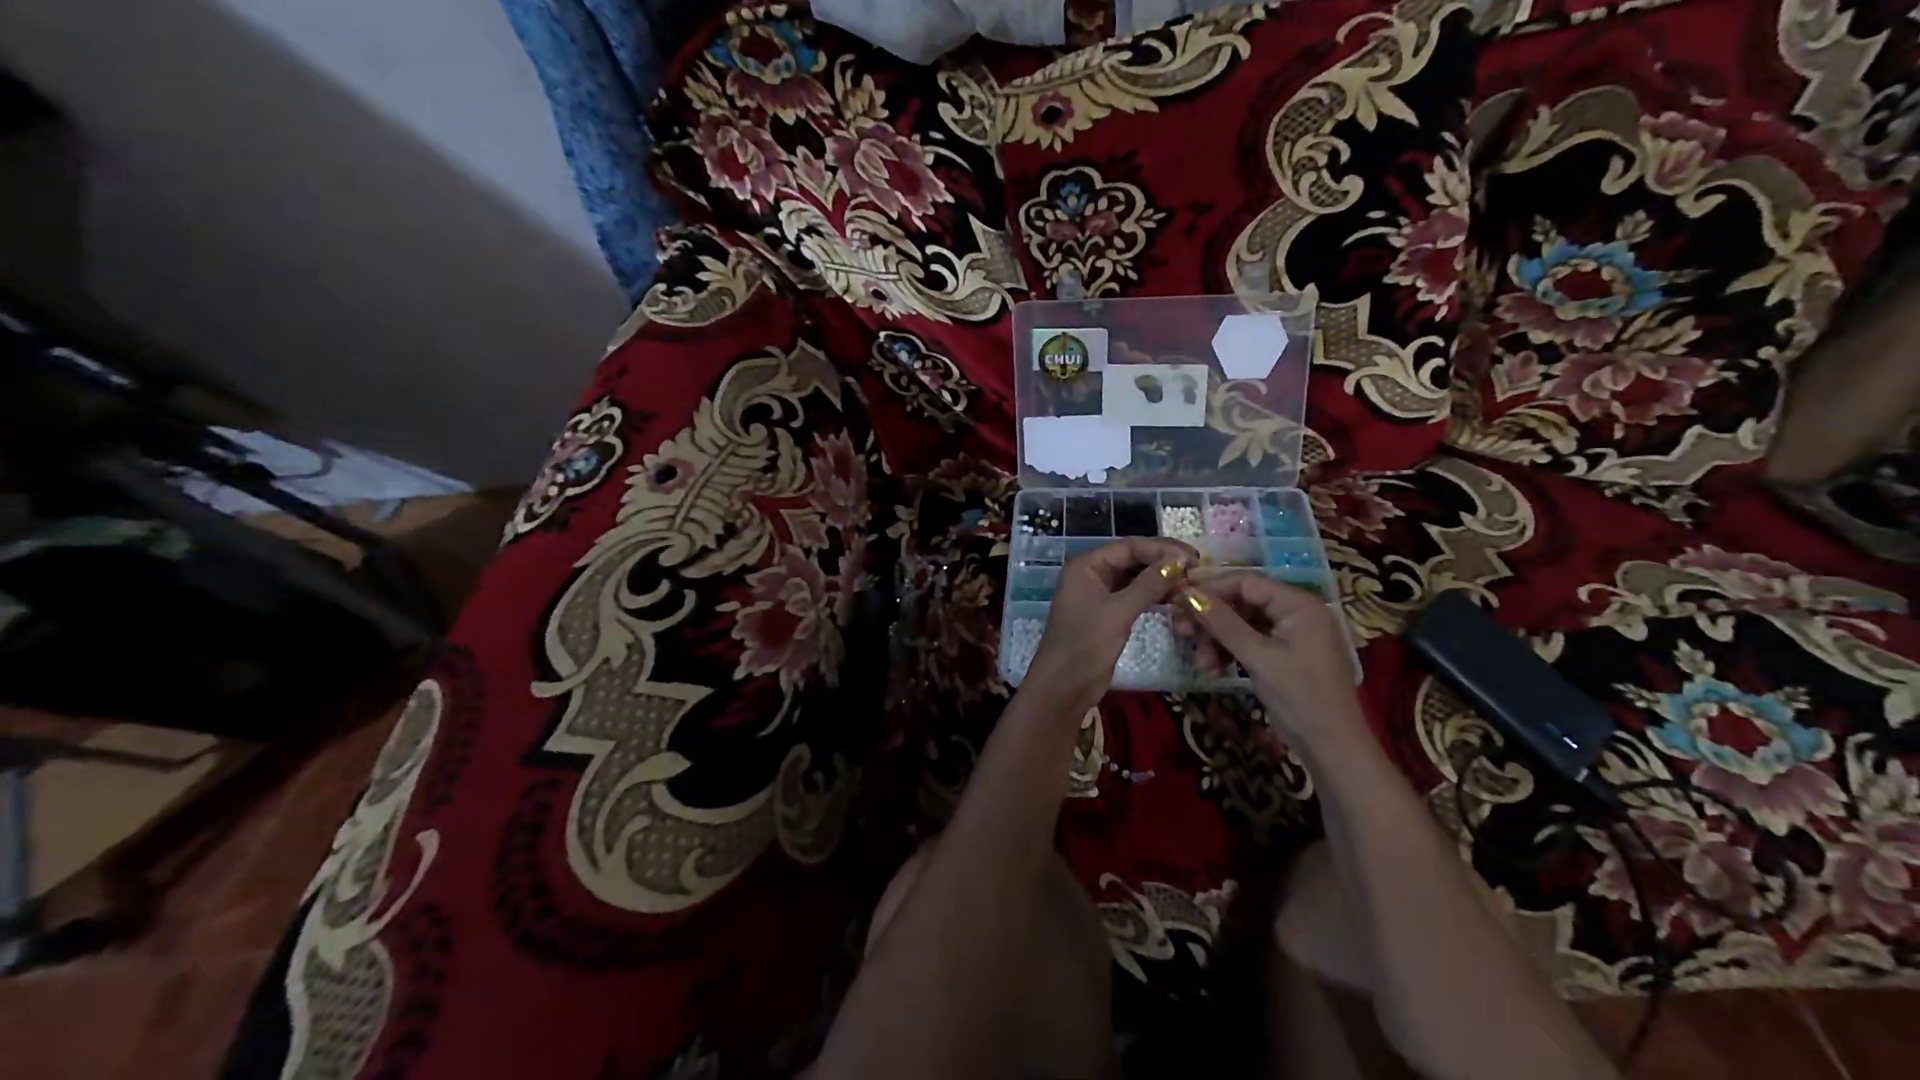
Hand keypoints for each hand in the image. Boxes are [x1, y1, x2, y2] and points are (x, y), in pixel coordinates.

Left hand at [1024, 537, 1197, 710]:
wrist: (1064, 685)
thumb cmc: (1085, 643)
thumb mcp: (1118, 612)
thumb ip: (1148, 585)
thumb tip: (1178, 563)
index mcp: (1087, 565)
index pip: (1129, 546)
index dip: (1162, 549)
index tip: (1193, 558)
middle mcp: (1092, 574)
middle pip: (1133, 559)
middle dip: (1163, 563)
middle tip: (1197, 571)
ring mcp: (1099, 594)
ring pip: (1135, 578)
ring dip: (1161, 580)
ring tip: (1191, 585)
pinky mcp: (1108, 613)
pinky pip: (1134, 596)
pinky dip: (1154, 596)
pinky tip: (1176, 599)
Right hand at [1174, 573, 1364, 753]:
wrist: (1330, 746)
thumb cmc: (1300, 695)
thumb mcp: (1258, 657)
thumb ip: (1223, 623)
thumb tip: (1188, 594)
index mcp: (1299, 605)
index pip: (1247, 583)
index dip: (1211, 589)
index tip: (1178, 601)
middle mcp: (1295, 613)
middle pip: (1242, 603)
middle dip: (1211, 618)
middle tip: (1181, 631)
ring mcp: (1289, 635)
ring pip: (1241, 624)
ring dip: (1216, 640)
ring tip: (1201, 661)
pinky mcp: (1281, 655)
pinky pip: (1248, 642)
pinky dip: (1229, 652)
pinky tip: (1213, 668)